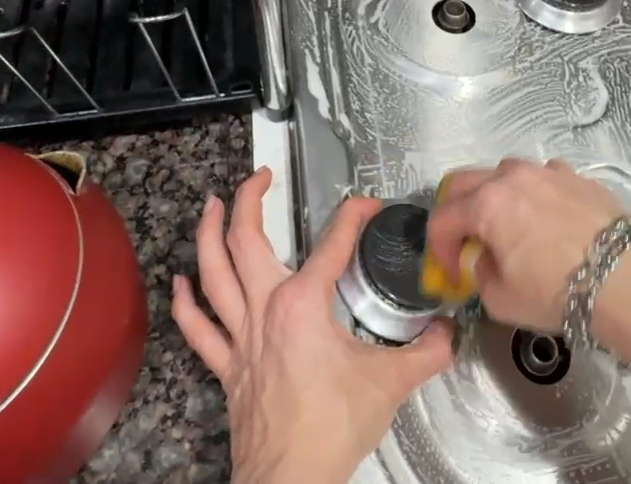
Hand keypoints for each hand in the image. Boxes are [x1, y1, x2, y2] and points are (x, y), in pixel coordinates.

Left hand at [171, 168, 454, 483]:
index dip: (354, 216)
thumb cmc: (333, 428)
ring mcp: (240, 338)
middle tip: (261, 176)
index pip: (332, 243)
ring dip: (209, 234)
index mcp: (303, 305)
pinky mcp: (227, 367)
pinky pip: (198, 328)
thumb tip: (448, 333)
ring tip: (213, 204)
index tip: (368, 206)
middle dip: (250, 200)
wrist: (291, 481)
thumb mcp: (392, 382)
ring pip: (213, 274)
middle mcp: (265, 310)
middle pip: (246, 242)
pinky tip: (182, 281)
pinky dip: (187, 302)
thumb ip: (427, 351)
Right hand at [422, 158, 627, 331]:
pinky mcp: (577, 176)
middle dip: (457, 212)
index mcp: (486, 204)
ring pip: (506, 172)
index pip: (443, 219)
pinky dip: (534, 194)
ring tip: (509, 226)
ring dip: (496, 196)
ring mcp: (547, 171)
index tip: (451, 273)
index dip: (439, 248)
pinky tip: (547, 219)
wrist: (624, 278)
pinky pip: (543, 178)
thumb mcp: (501, 300)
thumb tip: (487, 260)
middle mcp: (512, 176)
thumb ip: (481, 275)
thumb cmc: (556, 291)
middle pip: (466, 182)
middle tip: (466, 241)